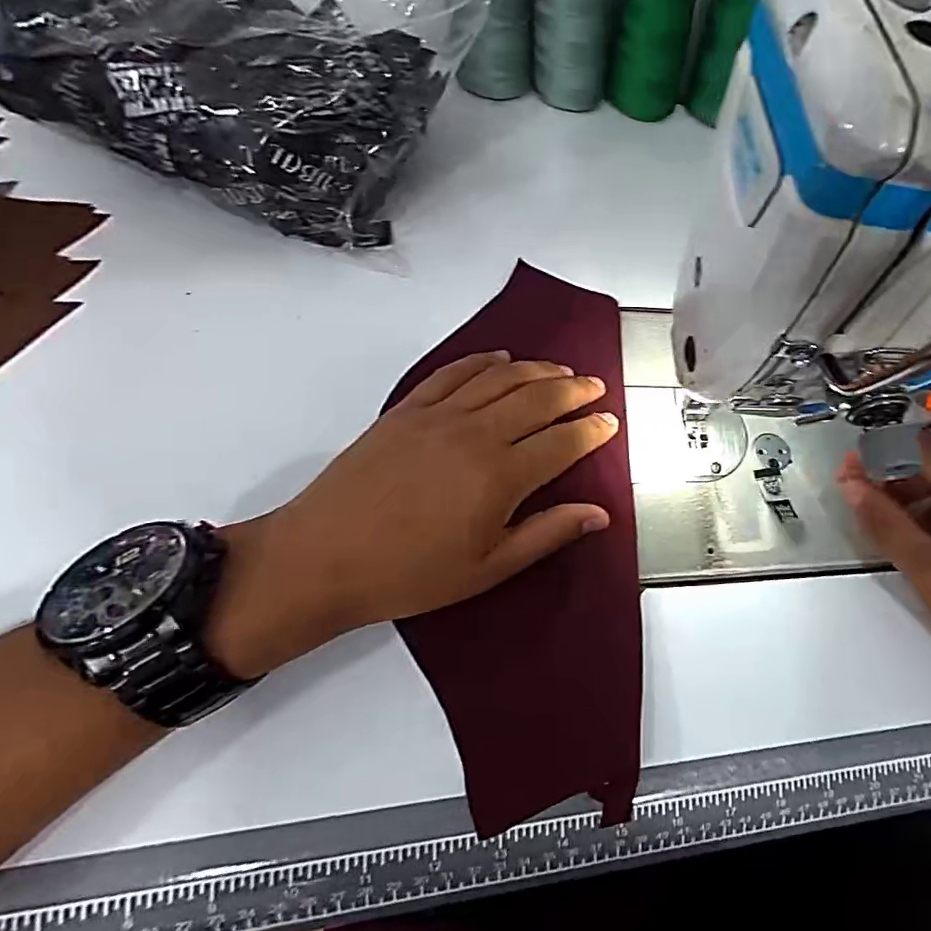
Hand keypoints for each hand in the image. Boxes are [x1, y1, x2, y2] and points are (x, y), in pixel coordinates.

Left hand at [206, 351, 620, 676]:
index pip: (563, 442)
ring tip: (561, 371)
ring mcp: (438, 416)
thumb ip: (547, 533)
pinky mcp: (406, 410)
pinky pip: (453, 373)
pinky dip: (481, 361)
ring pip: (501, 378)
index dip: (593, 430)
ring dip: (537, 369)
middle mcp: (474, 435)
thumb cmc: (406, 572)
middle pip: (539, 398)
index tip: (609, 424)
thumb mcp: (488, 567)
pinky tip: (499, 359)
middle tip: (595, 388)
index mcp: (500, 477)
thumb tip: (596, 515)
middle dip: (575, 390)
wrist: (321, 559)